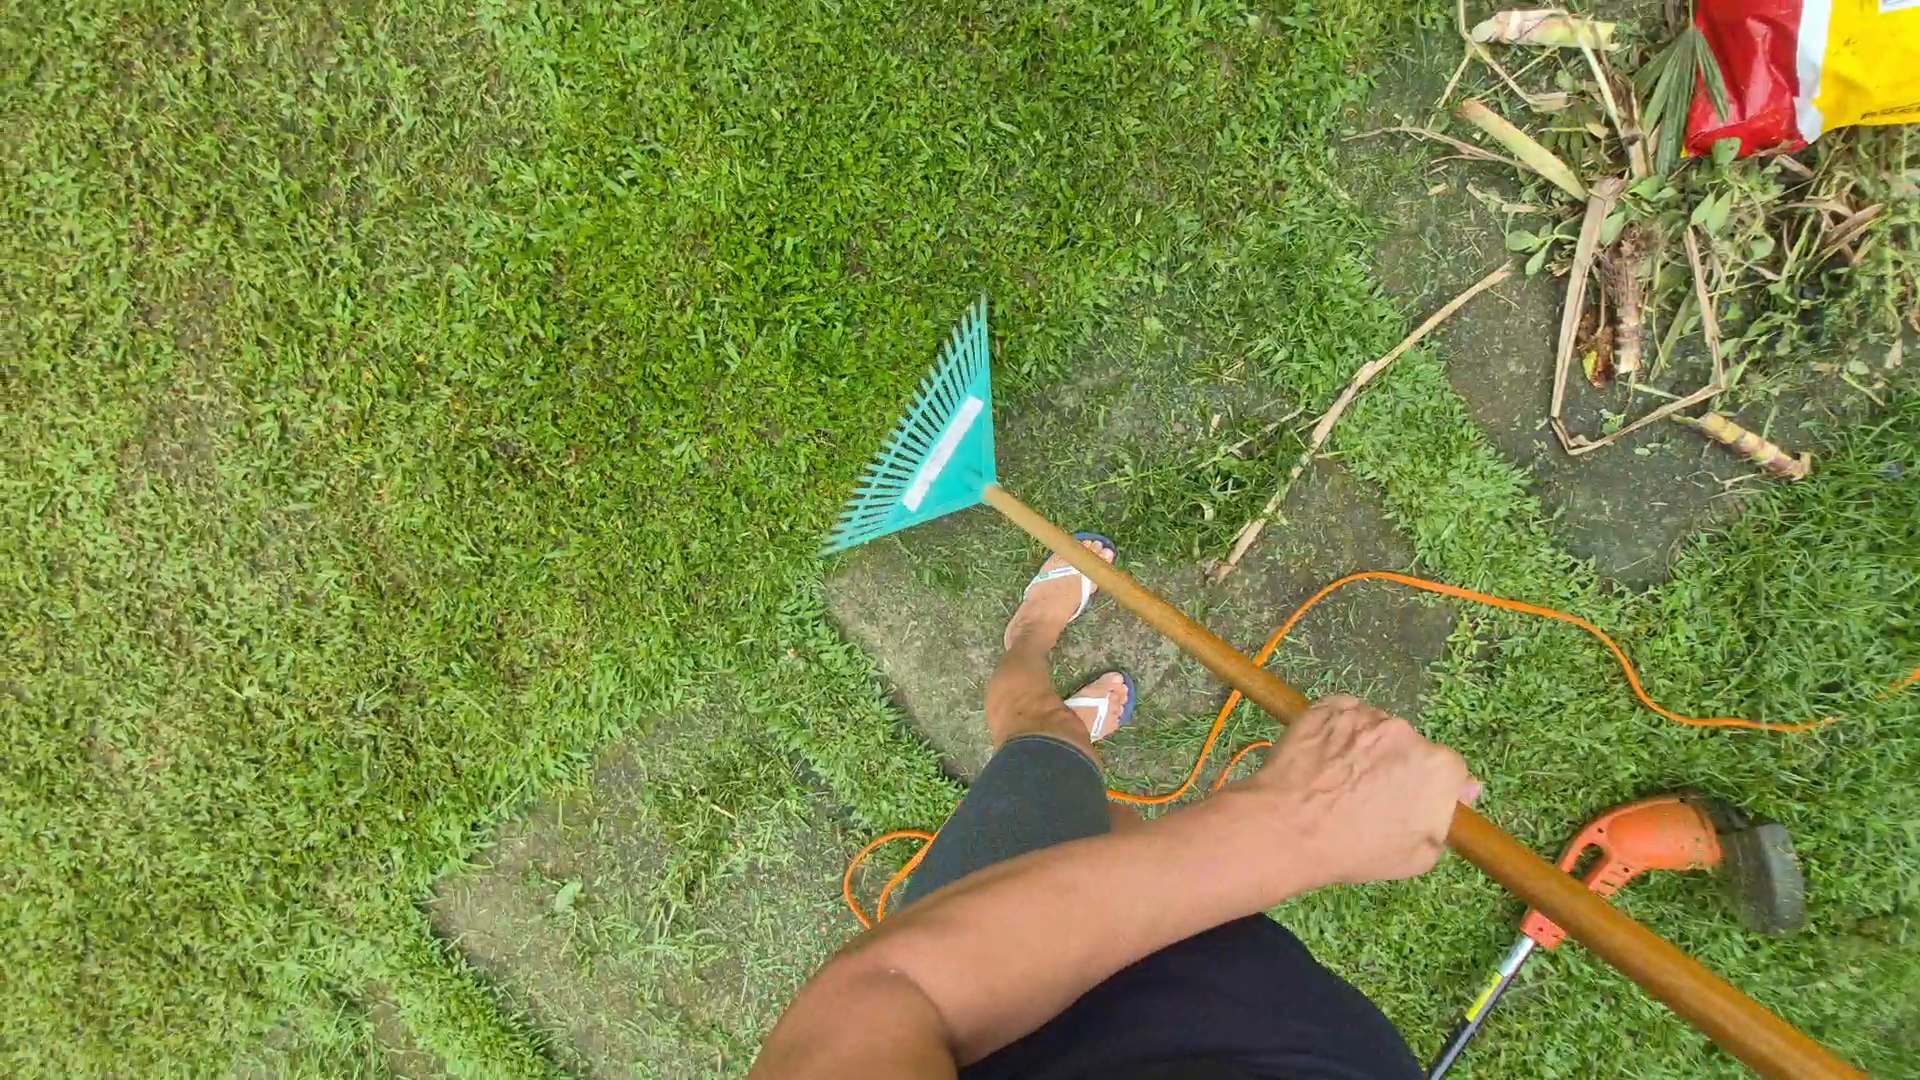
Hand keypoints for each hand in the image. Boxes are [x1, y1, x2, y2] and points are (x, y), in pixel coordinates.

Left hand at [1232, 695, 1477, 891]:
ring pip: (1373, 728)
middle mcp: (1403, 732)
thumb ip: (1446, 817)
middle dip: (1395, 764)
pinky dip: (1337, 729)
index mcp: (1438, 766)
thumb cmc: (1358, 848)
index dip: (1429, 786)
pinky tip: (1324, 754)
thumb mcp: (1422, 853)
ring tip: (1339, 774)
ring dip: (1365, 744)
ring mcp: (1360, 715)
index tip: (1409, 799)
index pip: (1448, 770)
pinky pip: (1340, 713)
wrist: (1288, 825)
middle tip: (1368, 790)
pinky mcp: (1322, 709)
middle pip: (1408, 746)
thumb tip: (1461, 790)